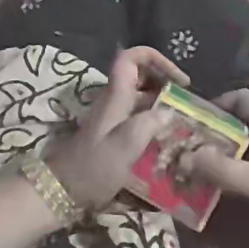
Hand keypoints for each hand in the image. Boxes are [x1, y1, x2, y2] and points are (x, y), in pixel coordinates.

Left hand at [47, 47, 188, 210]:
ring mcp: (113, 115)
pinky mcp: (114, 132)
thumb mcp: (124, 147)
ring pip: (141, 95)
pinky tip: (168, 136)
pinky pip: (138, 114)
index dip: (157, 59)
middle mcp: (114, 99)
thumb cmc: (93, 167)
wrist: (62, 190)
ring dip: (162, 101)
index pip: (131, 58)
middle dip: (165, 81)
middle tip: (186, 101)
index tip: (179, 80)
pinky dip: (155, 118)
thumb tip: (169, 112)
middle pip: (140, 74)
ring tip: (183, 119)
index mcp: (116, 95)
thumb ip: (148, 124)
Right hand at [180, 89, 248, 247]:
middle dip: (222, 127)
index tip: (198, 119)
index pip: (244, 96)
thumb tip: (187, 156)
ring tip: (210, 161)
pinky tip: (236, 175)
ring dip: (234, 145)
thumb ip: (220, 169)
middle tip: (198, 143)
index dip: (219, 103)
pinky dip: (248, 157)